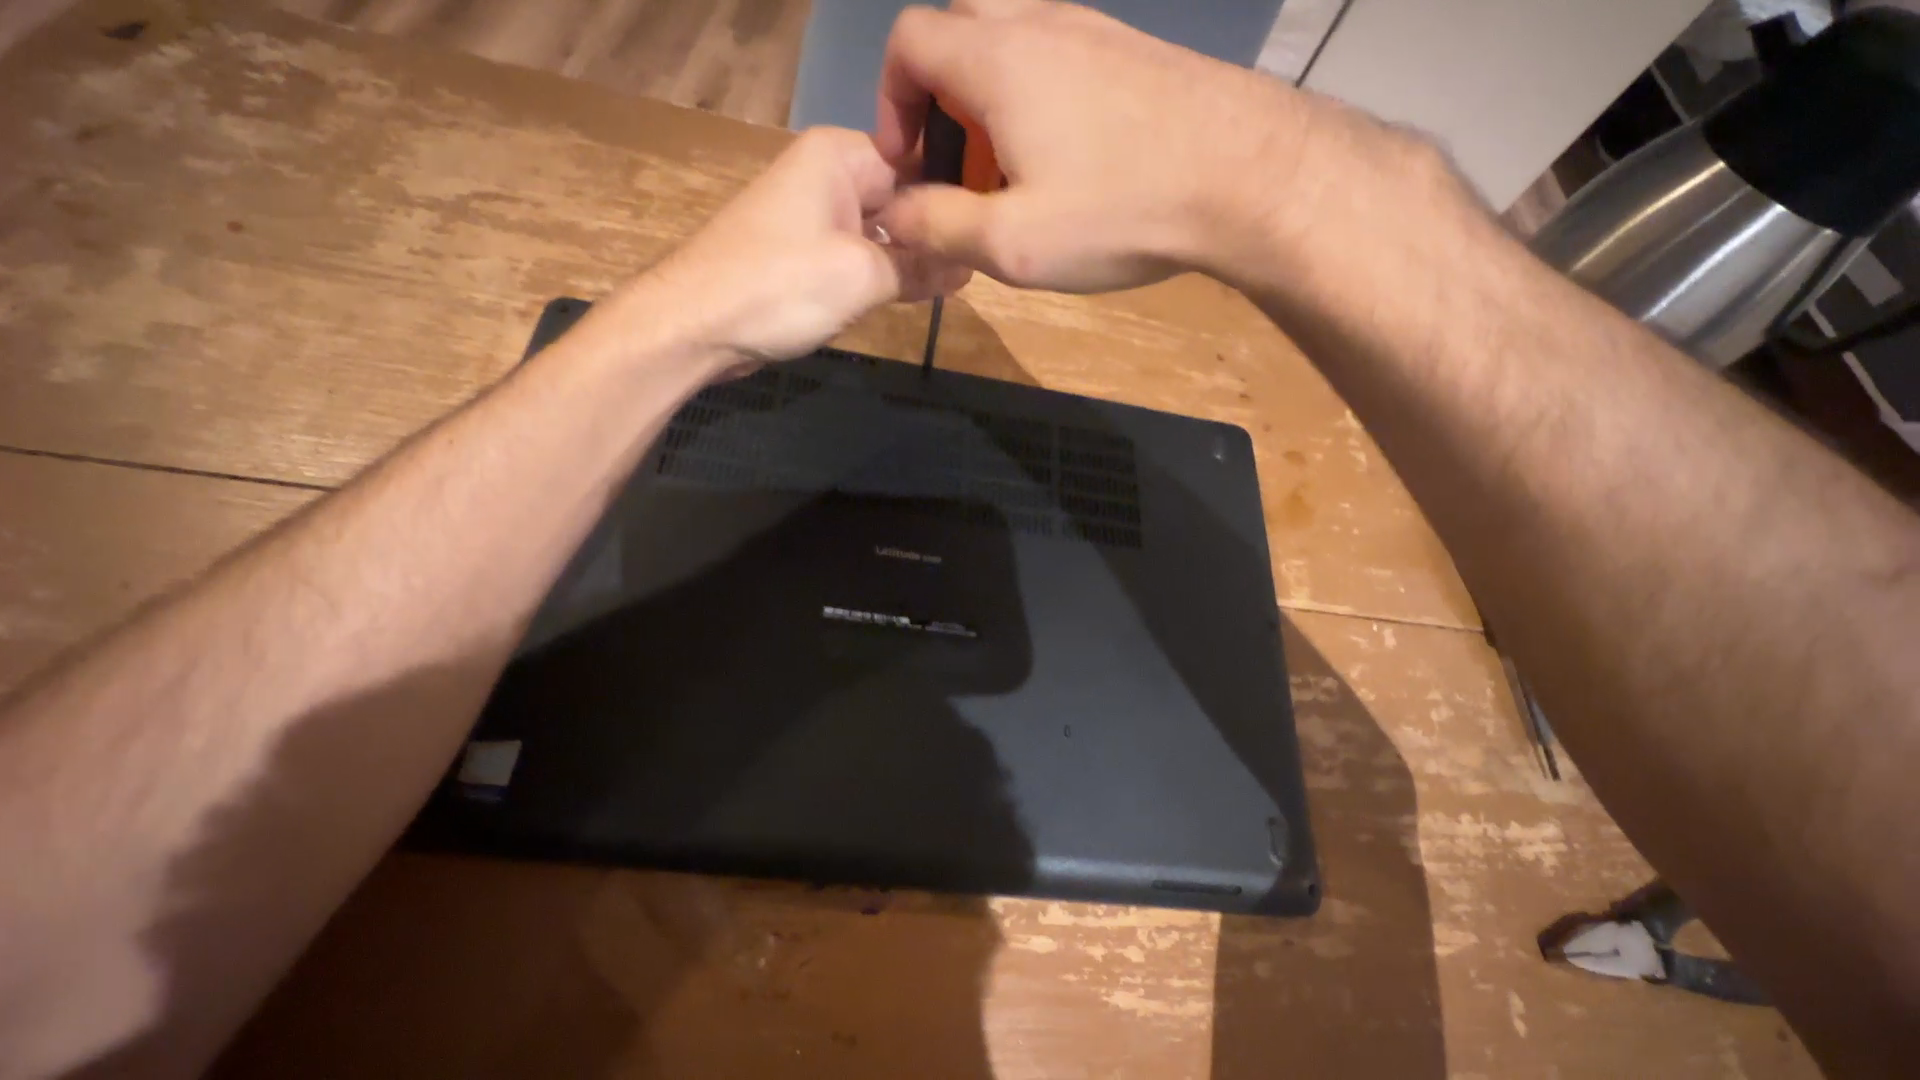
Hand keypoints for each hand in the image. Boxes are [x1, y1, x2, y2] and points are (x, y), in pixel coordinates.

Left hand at [597, 127, 970, 369]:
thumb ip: (920, 267)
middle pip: (902, 198)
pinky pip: (858, 256)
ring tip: (954, 285)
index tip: (988, 236)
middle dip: (933, 235)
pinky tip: (914, 295)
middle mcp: (827, 174)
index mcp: (841, 155)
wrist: (693, 326)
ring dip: (910, 260)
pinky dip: (881, 275)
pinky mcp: (804, 254)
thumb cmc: (780, 286)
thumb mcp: (863, 275)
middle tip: (977, 269)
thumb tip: (968, 267)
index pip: (919, 164)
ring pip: (882, 232)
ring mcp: (813, 215)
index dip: (954, 203)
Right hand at [872, 0, 1316, 293]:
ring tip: (1017, 171)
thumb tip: (894, 214)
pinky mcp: (1135, 52)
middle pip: (959, 29)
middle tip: (960, 162)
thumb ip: (938, 226)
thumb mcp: (1012, 243)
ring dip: (992, 100)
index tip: (911, 162)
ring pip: (1014, 42)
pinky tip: (1072, 162)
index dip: (892, 101)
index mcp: (998, 59)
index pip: (910, 41)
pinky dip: (1041, 98)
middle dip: (939, 95)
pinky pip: (1063, 57)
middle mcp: (1042, 24)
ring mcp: (1096, 30)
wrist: (1251, 179)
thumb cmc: (1121, 211)